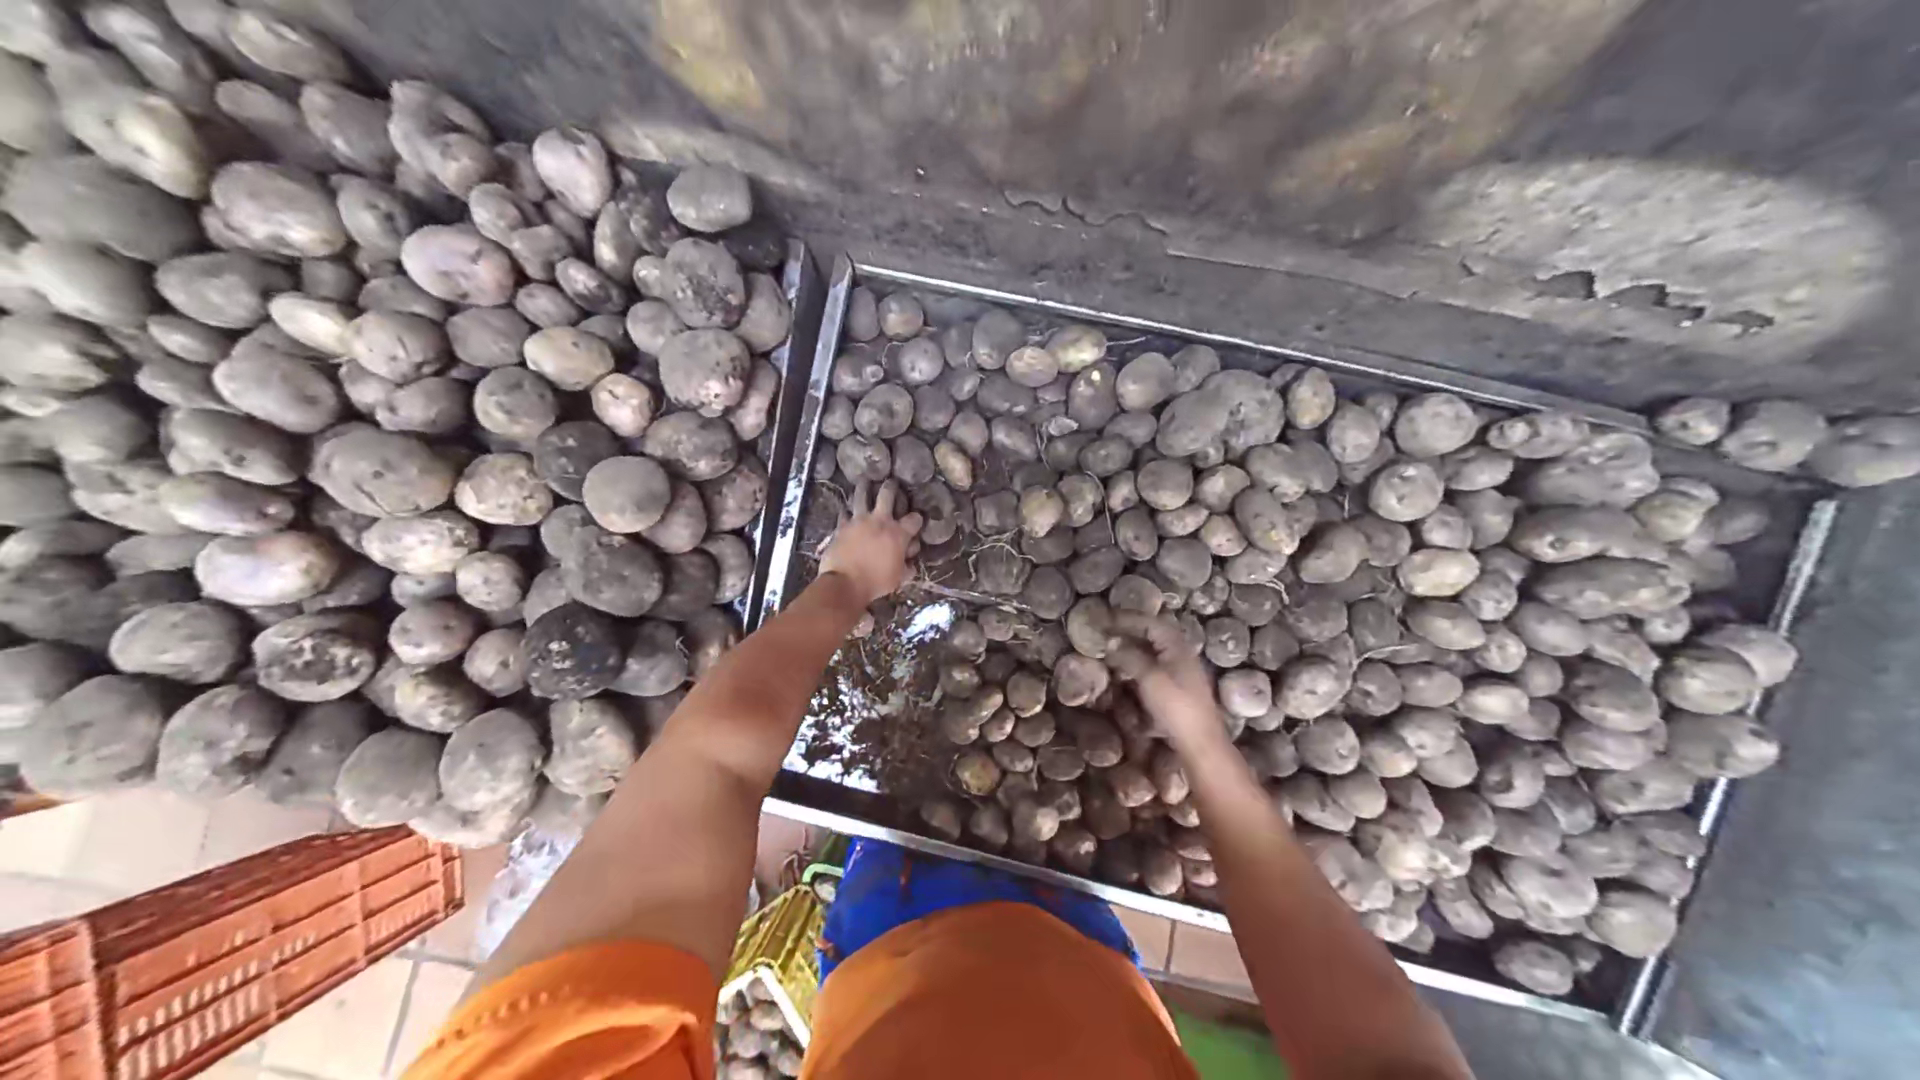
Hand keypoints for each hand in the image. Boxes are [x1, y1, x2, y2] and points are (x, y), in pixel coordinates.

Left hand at [818, 479, 923, 605]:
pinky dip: (846, 512)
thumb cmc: (876, 582)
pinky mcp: (842, 526)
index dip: (917, 519)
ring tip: (865, 481)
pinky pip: (843, 513)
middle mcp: (879, 520)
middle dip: (891, 487)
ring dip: (864, 487)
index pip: (914, 519)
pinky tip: (846, 511)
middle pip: (887, 494)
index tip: (916, 521)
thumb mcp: (898, 578)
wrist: (845, 582)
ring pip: (861, 495)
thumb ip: (907, 568)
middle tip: (892, 483)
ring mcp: (858, 520)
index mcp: (898, 533)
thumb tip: (912, 565)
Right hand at [1107, 611, 1220, 744]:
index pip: (1150, 622)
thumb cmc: (1176, 706)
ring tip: (1111, 652)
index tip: (1105, 620)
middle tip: (1105, 634)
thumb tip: (1111, 642)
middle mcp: (1180, 654)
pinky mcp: (1177, 688)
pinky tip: (1125, 674)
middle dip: (1128, 632)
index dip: (1126, 619)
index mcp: (1177, 646)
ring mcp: (1180, 672)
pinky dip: (1137, 665)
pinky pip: (1153, 668)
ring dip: (1131, 649)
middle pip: (1152, 635)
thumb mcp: (1149, 678)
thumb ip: (1129, 656)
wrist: (1199, 742)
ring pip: (1152, 652)